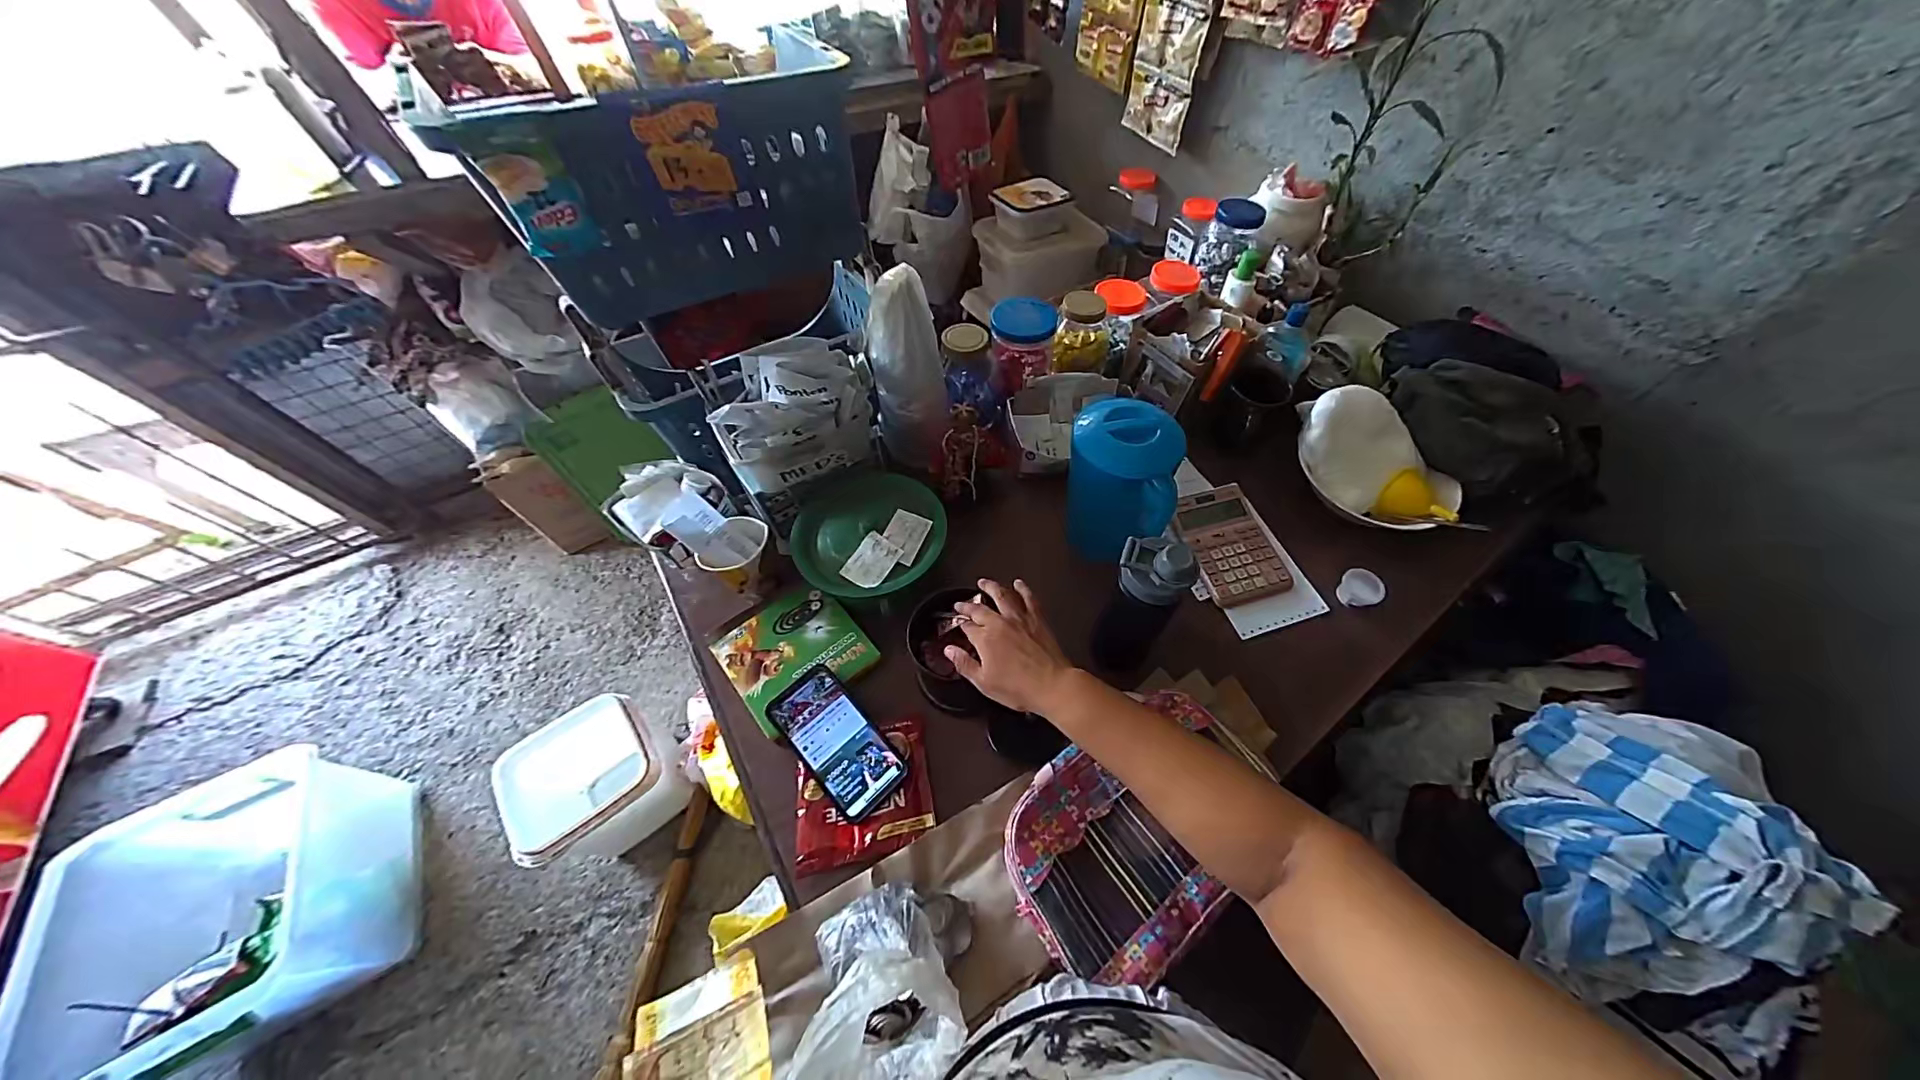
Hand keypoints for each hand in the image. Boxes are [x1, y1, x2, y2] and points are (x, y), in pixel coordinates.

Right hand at [945, 579, 1078, 715]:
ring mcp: (1019, 619)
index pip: (967, 626)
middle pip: (979, 609)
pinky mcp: (1037, 619)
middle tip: (962, 603)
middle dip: (968, 605)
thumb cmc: (1019, 688)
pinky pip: (1028, 598)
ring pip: (1002, 595)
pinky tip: (1018, 584)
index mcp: (985, 639)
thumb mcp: (984, 682)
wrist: (1052, 685)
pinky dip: (1022, 589)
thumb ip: (964, 664)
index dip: (960, 624)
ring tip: (984, 583)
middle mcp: (1000, 624)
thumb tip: (950, 651)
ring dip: (991, 587)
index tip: (958, 623)